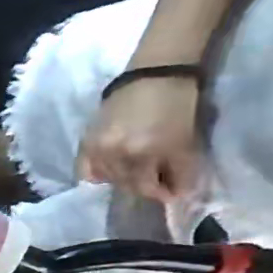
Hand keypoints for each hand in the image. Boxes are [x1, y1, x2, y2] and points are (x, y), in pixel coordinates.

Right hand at [77, 76, 203, 201]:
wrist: (152, 78)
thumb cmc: (177, 106)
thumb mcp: (187, 141)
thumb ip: (181, 171)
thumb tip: (178, 195)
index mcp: (141, 153)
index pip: (146, 188)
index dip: (162, 194)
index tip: (172, 194)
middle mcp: (114, 154)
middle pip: (125, 185)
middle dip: (143, 187)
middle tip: (156, 182)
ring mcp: (97, 148)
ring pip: (107, 179)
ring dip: (123, 180)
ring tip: (136, 172)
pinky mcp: (86, 143)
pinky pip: (85, 170)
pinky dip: (97, 175)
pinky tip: (108, 171)